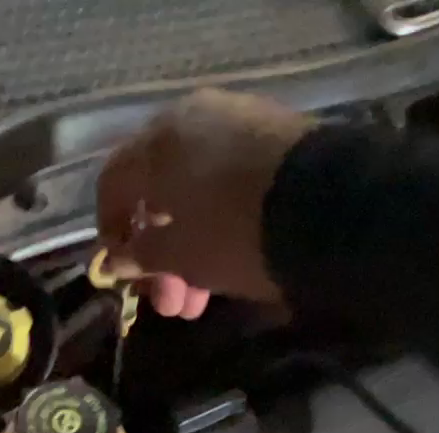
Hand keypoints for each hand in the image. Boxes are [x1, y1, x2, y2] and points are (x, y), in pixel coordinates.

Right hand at [97, 89, 316, 318]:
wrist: (328, 207)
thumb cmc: (235, 233)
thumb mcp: (181, 255)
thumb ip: (142, 256)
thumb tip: (116, 259)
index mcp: (156, 142)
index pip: (112, 184)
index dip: (110, 233)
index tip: (122, 275)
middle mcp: (191, 120)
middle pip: (158, 192)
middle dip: (161, 258)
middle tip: (173, 306)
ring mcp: (238, 122)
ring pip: (196, 192)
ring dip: (191, 249)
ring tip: (203, 301)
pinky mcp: (276, 137)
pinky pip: (230, 183)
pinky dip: (221, 222)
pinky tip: (231, 260)